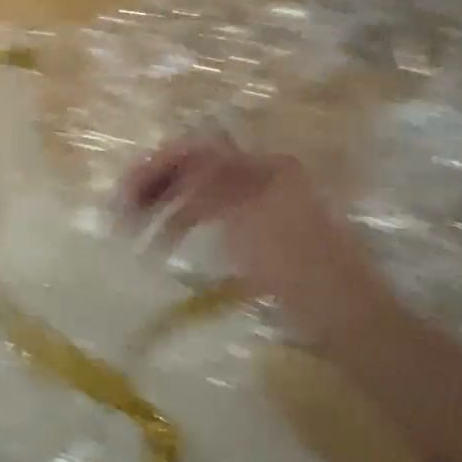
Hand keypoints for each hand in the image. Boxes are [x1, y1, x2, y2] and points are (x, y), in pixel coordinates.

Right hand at [120, 135, 396, 333]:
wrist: (341, 313)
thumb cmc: (291, 261)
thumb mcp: (243, 212)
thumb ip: (206, 177)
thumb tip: (175, 149)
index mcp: (264, 165)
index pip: (195, 148)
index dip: (155, 164)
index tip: (124, 193)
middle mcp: (263, 176)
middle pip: (194, 168)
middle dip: (154, 185)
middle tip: (120, 211)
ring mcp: (262, 205)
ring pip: (198, 193)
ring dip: (163, 206)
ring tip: (132, 229)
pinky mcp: (259, 233)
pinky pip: (209, 216)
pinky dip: (182, 224)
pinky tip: (164, 244)